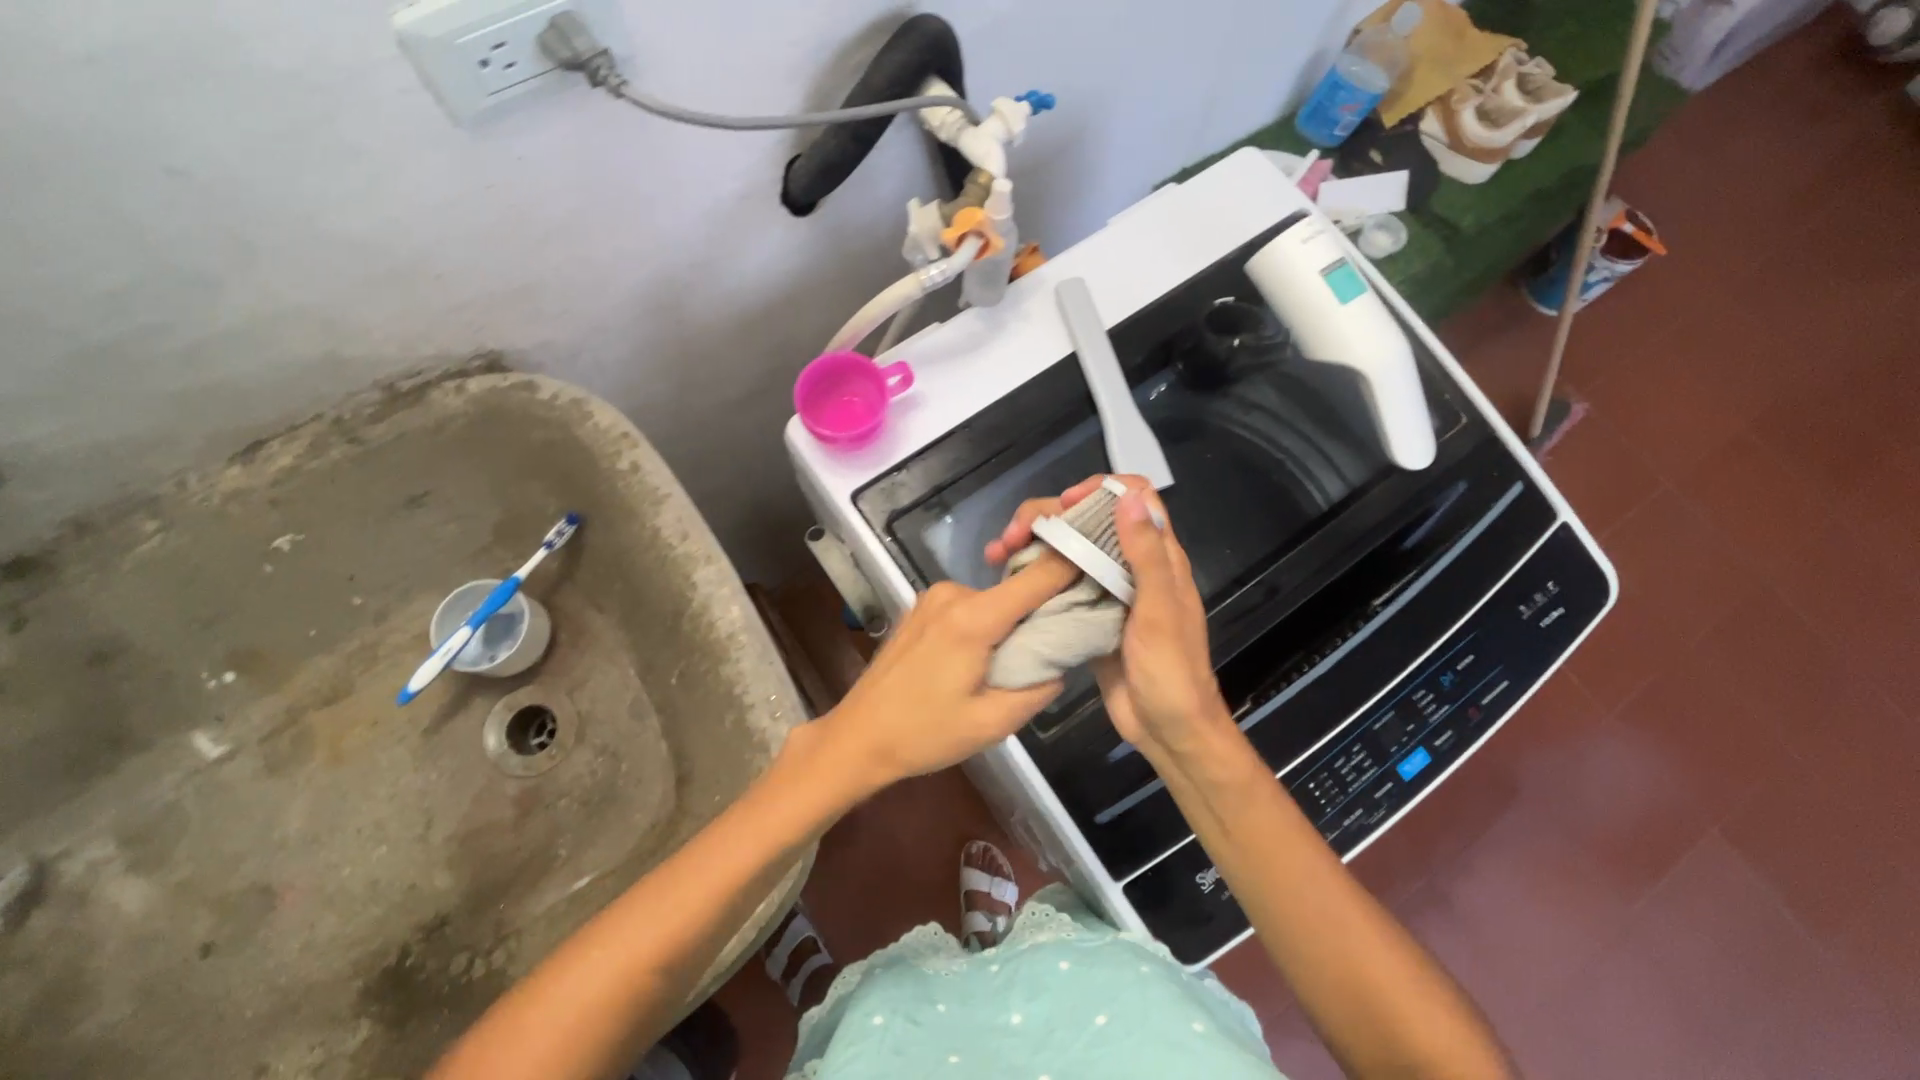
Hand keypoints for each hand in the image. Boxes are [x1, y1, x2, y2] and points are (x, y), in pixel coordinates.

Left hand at [813, 554, 1079, 792]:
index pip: (1040, 575)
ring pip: (995, 599)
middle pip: (1018, 589)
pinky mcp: (923, 606)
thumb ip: (1039, 687)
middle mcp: (954, 594)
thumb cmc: (924, 734)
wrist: (859, 736)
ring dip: (1012, 622)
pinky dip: (988, 623)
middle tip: (1060, 644)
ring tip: (1012, 663)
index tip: (1108, 568)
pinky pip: (972, 606)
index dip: (1077, 566)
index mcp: (973, 618)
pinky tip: (982, 659)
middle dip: (1044, 610)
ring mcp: (934, 596)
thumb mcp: (992, 723)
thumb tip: (1063, 659)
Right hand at [985, 475, 1232, 761]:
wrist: (1168, 729)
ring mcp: (1109, 592)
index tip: (1064, 504)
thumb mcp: (1159, 611)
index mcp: (1160, 558)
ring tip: (999, 554)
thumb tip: (1128, 497)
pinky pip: (1062, 584)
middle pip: (1091, 520)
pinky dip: (1036, 575)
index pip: (1134, 498)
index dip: (1099, 489)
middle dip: (1050, 517)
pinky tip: (1010, 582)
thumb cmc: (1171, 671)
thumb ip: (1146, 555)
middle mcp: (1133, 567)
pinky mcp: (1090, 616)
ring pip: (1072, 550)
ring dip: (1036, 544)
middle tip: (1012, 536)